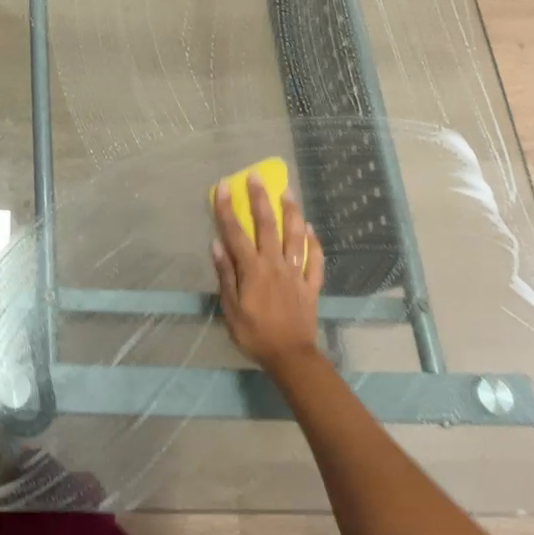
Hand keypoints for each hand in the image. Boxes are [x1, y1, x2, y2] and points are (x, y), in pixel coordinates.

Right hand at [211, 175, 325, 371]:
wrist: (291, 357)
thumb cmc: (254, 335)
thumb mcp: (230, 308)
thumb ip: (226, 275)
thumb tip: (217, 244)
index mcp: (252, 269)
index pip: (236, 232)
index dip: (227, 208)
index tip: (223, 186)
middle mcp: (275, 265)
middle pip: (267, 226)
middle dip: (261, 199)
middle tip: (256, 177)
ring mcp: (296, 274)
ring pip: (295, 237)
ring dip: (291, 213)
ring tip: (288, 193)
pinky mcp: (311, 286)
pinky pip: (315, 260)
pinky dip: (314, 243)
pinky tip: (311, 230)